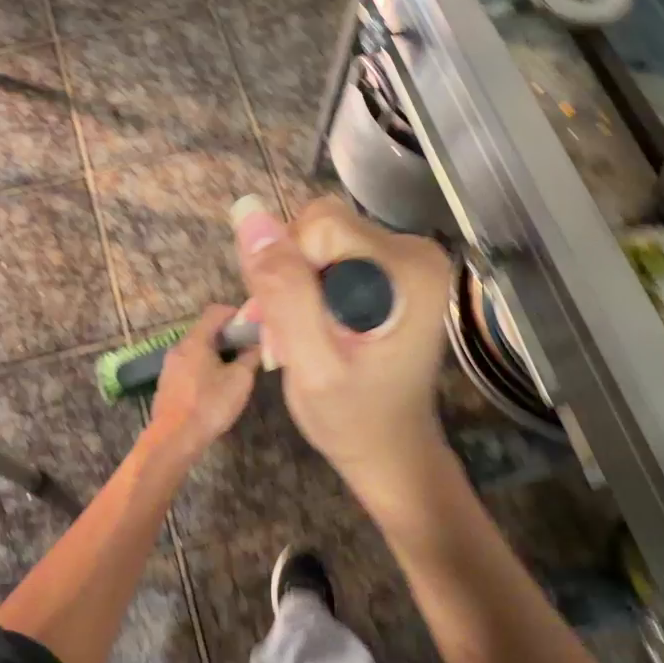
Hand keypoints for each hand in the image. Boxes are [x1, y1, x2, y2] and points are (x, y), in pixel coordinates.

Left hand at [144, 305, 261, 463]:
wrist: (174, 437)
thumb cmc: (210, 404)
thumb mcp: (240, 380)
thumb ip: (250, 357)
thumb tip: (256, 343)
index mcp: (195, 340)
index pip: (215, 312)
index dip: (235, 313)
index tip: (251, 325)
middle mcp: (179, 348)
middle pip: (204, 331)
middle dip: (228, 336)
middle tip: (247, 349)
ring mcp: (169, 366)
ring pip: (196, 350)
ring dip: (216, 353)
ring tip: (234, 369)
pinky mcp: (167, 384)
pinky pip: (188, 366)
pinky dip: (204, 367)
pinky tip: (215, 387)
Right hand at [233, 196, 453, 498]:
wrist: (389, 447)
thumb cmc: (352, 418)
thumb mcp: (311, 363)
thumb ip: (283, 290)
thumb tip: (249, 214)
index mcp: (408, 268)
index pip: (318, 226)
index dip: (289, 269)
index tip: (290, 324)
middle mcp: (414, 250)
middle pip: (318, 226)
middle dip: (289, 276)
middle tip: (291, 335)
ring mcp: (405, 257)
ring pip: (316, 239)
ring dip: (294, 284)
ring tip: (301, 336)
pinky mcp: (390, 267)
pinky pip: (327, 253)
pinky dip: (308, 287)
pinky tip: (313, 326)